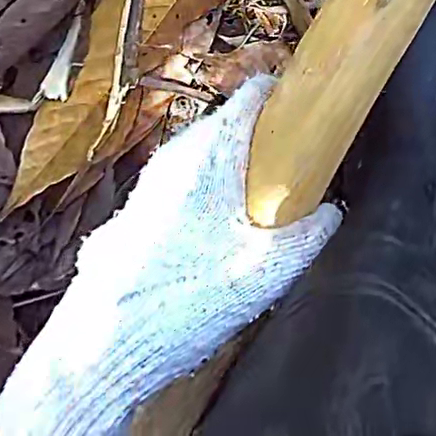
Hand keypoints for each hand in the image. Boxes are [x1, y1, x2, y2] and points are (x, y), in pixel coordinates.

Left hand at [0, 73, 340, 435]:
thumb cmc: (189, 296)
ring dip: (231, 169)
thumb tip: (330, 214)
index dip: (283, 95)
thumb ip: (310, 234)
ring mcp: (153, 176)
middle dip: (262, 142)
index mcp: (215, 147)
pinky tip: (208, 241)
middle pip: (232, 122)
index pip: (255, 91)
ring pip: (205, 152)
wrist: (105, 344)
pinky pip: (181, 180)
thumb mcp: (270, 270)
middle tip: (284, 177)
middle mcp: (180, 149)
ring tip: (249, 215)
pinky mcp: (137, 203)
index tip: (302, 114)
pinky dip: (203, 193)